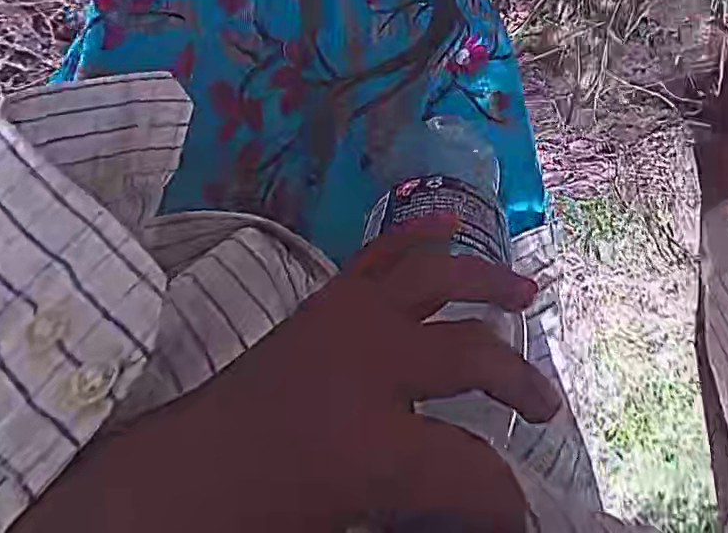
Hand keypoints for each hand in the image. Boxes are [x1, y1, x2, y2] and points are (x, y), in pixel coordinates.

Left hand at [16, 215, 559, 532]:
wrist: (181, 477)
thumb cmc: (260, 515)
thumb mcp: (351, 522)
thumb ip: (426, 507)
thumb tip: (489, 504)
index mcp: (372, 447)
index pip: (472, 472)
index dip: (506, 501)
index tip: (522, 515)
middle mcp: (369, 363)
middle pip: (469, 356)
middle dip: (518, 383)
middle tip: (546, 409)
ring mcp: (347, 317)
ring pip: (435, 279)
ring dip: (486, 281)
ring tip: (527, 291)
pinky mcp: (327, 298)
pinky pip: (381, 253)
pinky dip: (418, 234)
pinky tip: (451, 224)